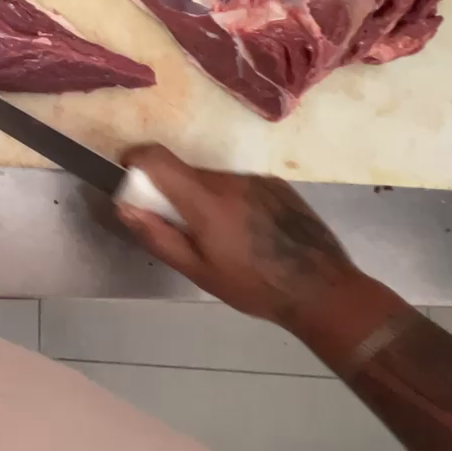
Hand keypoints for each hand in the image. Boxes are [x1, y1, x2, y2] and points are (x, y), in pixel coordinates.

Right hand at [115, 143, 367, 328]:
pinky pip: (238, 184)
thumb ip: (157, 236)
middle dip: (173, 192)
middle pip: (184, 171)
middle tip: (184, 227)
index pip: (157, 157)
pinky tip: (249, 231)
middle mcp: (228, 179)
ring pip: (212, 179)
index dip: (136, 160)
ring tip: (222, 234)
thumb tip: (125, 207)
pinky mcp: (276, 184)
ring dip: (204, 198)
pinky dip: (231, 200)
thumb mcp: (198, 271)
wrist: (327, 293)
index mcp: (204, 199)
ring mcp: (255, 179)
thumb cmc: (255, 286)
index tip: (130, 176)